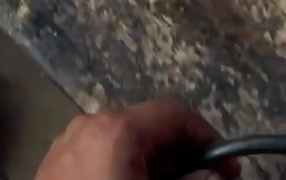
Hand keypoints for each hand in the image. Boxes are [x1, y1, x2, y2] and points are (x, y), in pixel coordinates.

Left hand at [34, 98, 237, 179]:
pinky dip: (123, 168)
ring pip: (125, 141)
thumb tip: (214, 176)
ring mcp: (69, 140)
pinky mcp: (55, 162)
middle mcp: (92, 122)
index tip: (230, 172)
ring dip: (153, 164)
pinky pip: (100, 154)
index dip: (208, 138)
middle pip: (149, 126)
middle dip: (180, 156)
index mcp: (119, 128)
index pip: (175, 112)